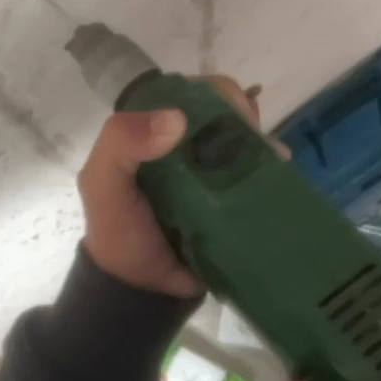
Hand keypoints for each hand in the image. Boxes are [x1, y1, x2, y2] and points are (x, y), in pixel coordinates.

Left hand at [77, 76, 260, 298]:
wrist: (142, 288)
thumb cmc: (118, 229)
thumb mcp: (102, 183)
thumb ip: (120, 143)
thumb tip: (176, 120)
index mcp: (151, 132)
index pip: (186, 94)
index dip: (209, 93)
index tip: (225, 109)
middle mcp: (185, 145)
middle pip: (224, 112)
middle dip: (242, 115)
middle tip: (248, 137)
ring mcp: (214, 171)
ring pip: (246, 140)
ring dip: (260, 141)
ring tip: (267, 156)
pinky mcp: (236, 198)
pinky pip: (259, 174)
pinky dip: (273, 168)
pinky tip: (278, 171)